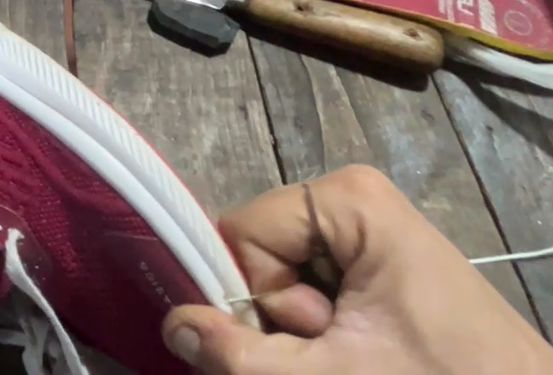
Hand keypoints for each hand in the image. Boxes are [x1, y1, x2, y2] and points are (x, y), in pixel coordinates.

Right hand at [163, 165, 552, 374]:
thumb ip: (241, 353)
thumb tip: (171, 323)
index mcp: (347, 197)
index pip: (245, 233)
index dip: (259, 295)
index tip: (315, 339)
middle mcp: (352, 194)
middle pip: (262, 250)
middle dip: (284, 315)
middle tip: (342, 357)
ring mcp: (370, 224)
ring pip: (284, 271)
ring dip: (303, 328)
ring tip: (359, 359)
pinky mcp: (382, 256)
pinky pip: (315, 281)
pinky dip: (324, 327)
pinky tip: (365, 355)